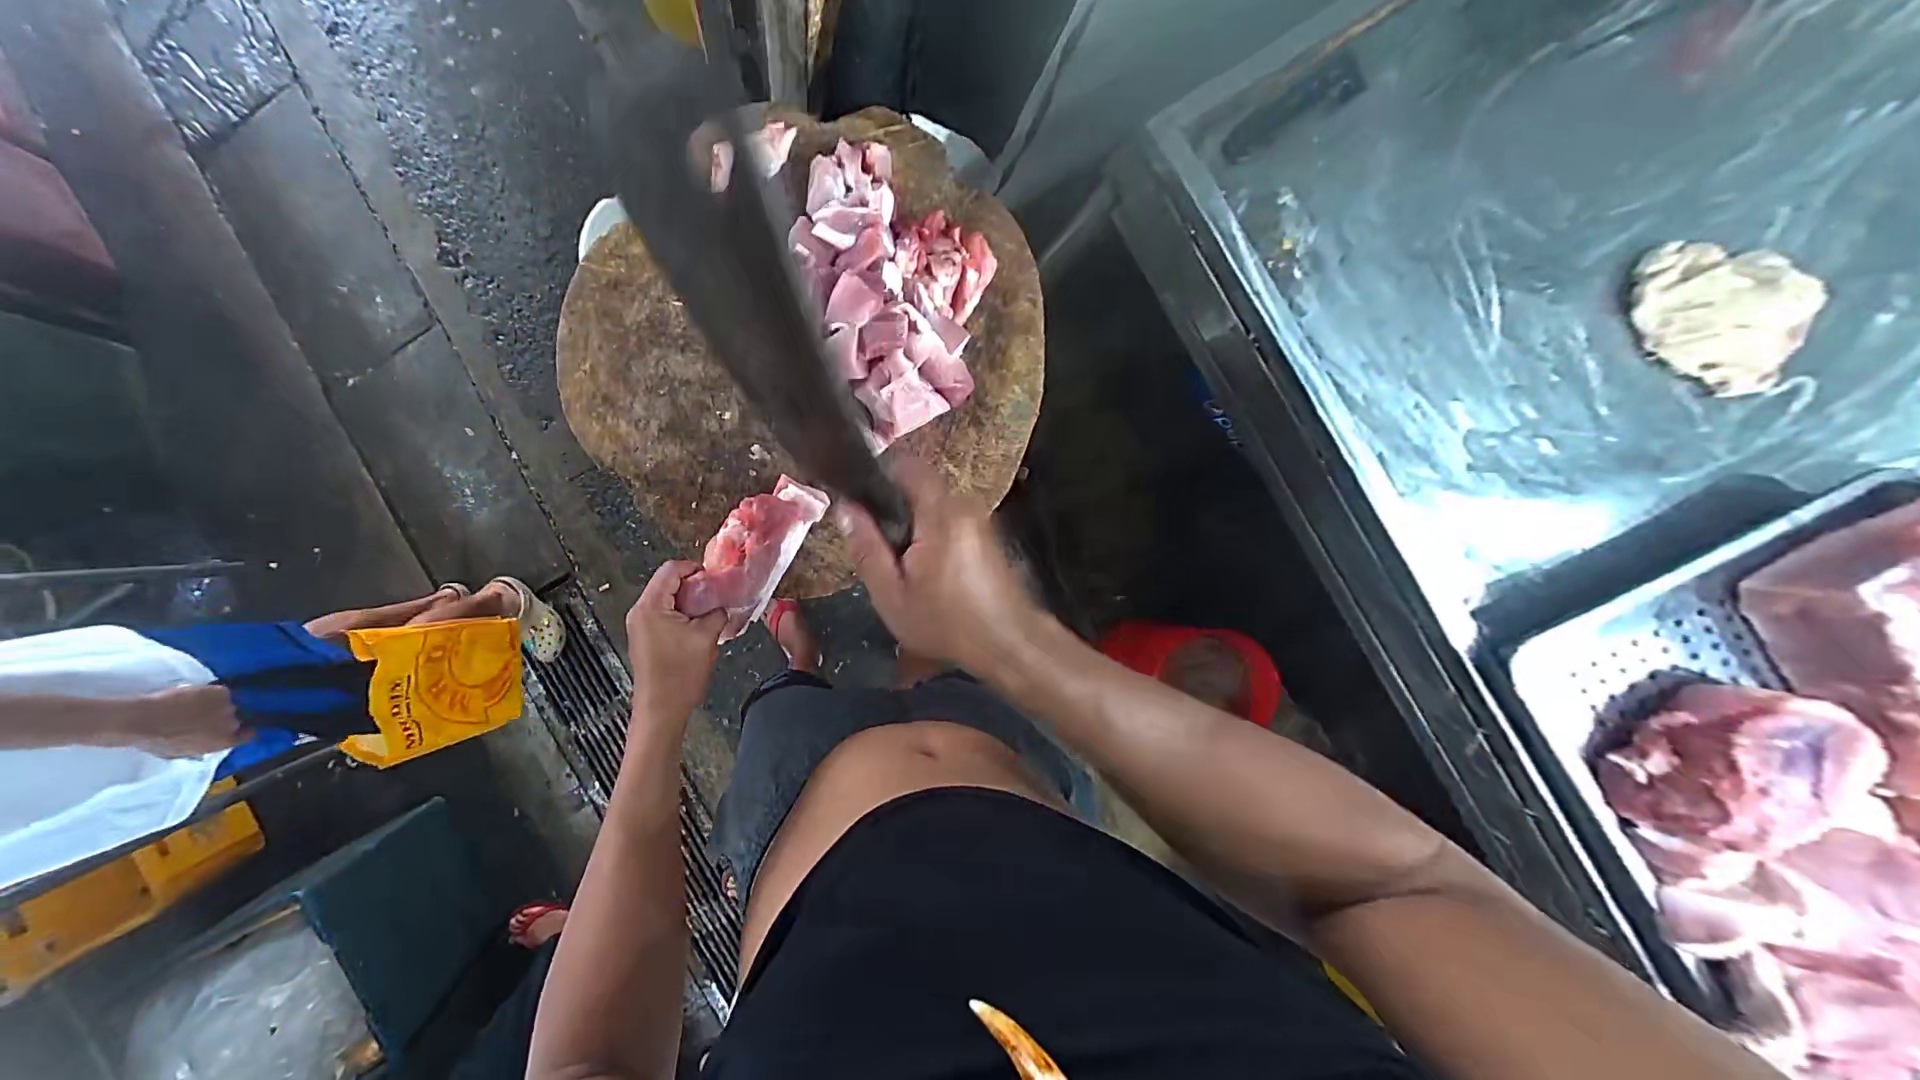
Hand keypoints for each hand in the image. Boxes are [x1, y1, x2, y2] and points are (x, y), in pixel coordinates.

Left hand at [120, 685, 244, 756]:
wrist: (141, 721)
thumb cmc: (155, 741)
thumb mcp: (181, 751)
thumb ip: (205, 746)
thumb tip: (212, 741)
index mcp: (224, 741)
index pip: (248, 735)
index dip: (242, 732)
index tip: (235, 729)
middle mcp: (233, 724)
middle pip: (238, 718)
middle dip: (226, 718)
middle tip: (209, 717)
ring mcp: (229, 706)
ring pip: (230, 704)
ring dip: (219, 706)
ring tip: (200, 706)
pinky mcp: (221, 692)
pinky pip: (222, 692)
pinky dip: (212, 694)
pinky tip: (196, 697)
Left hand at [626, 560, 726, 726]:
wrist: (662, 708)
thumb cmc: (681, 673)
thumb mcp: (707, 636)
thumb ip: (717, 611)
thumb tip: (723, 603)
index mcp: (650, 606)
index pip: (671, 569)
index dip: (695, 568)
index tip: (715, 578)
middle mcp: (640, 611)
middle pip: (667, 582)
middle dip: (694, 584)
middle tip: (717, 594)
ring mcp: (640, 624)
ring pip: (667, 598)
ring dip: (690, 600)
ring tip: (711, 610)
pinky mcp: (645, 636)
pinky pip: (664, 613)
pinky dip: (682, 613)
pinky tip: (699, 625)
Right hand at [836, 456, 1045, 674]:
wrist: (1008, 643)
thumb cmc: (946, 623)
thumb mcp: (891, 594)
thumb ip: (866, 547)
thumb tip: (846, 508)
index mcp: (941, 514)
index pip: (909, 465)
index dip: (880, 473)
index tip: (862, 500)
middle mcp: (965, 507)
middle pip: (921, 487)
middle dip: (896, 507)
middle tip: (879, 544)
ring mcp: (981, 519)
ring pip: (935, 505)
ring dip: (916, 525)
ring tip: (903, 564)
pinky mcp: (988, 535)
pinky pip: (951, 520)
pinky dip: (934, 535)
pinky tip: (929, 571)